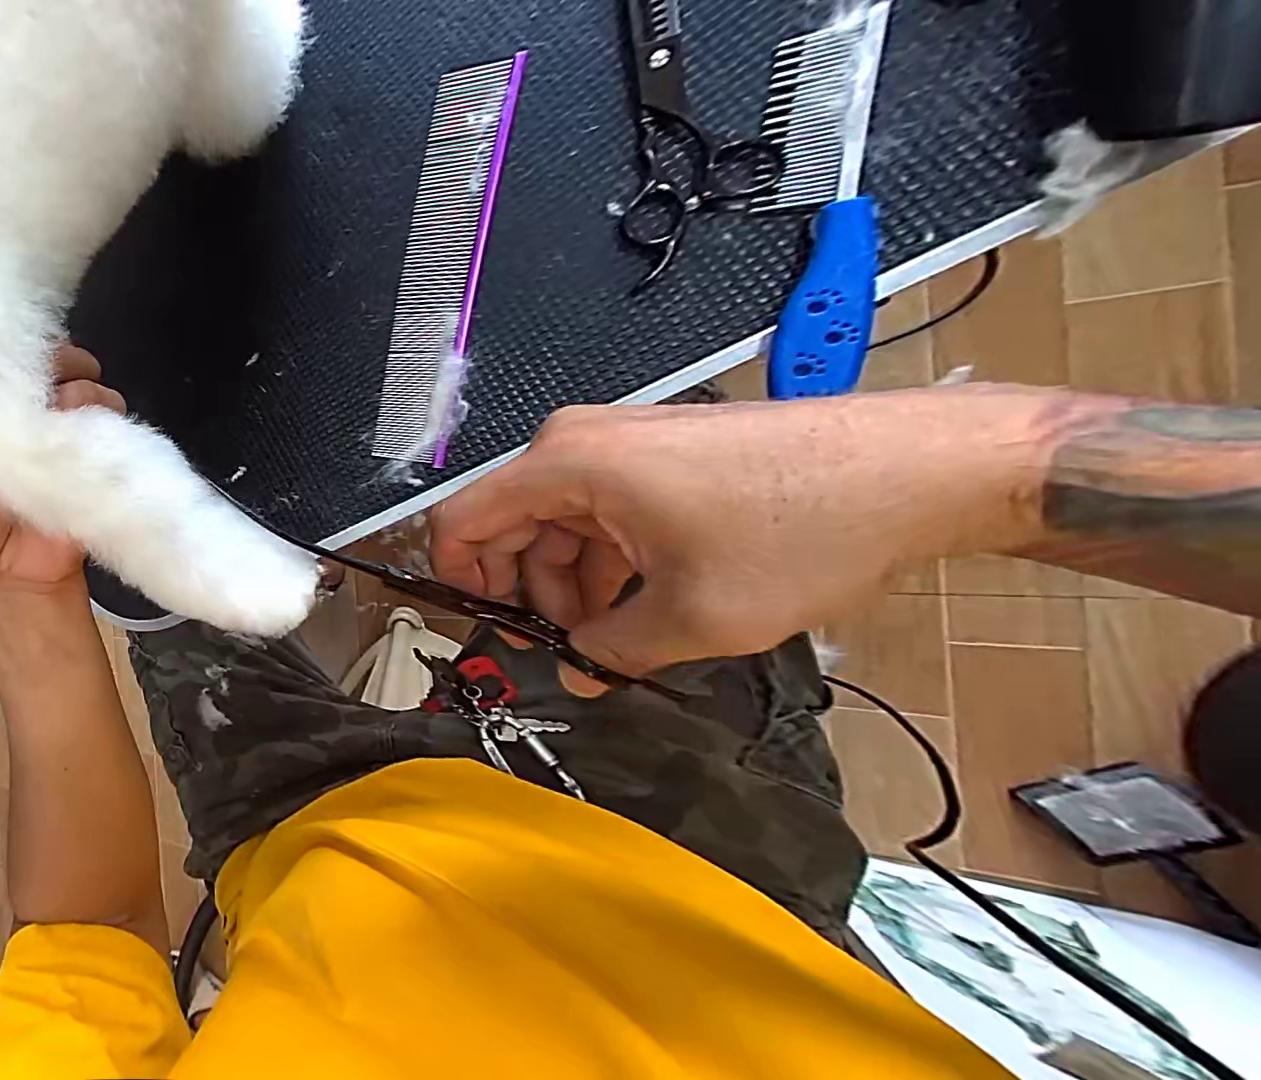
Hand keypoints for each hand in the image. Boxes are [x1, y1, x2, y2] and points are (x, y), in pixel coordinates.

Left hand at [0, 306, 126, 598]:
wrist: (12, 574)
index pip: (14, 349)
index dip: (17, 333)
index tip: (14, 332)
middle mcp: (39, 412)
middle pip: (64, 359)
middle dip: (61, 359)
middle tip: (49, 380)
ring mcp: (76, 433)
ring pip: (93, 386)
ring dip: (82, 393)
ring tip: (62, 420)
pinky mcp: (104, 454)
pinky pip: (115, 419)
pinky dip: (103, 418)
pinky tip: (83, 437)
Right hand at [429, 387, 1057, 688]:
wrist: (917, 469)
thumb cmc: (798, 529)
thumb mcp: (691, 615)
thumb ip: (611, 652)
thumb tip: (579, 672)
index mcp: (564, 466)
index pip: (460, 521)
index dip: (457, 581)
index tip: (486, 626)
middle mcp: (576, 444)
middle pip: (508, 527)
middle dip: (527, 593)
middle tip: (562, 647)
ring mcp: (614, 446)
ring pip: (554, 525)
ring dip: (571, 584)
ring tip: (615, 635)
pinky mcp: (649, 457)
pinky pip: (595, 514)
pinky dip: (604, 562)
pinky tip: (639, 603)